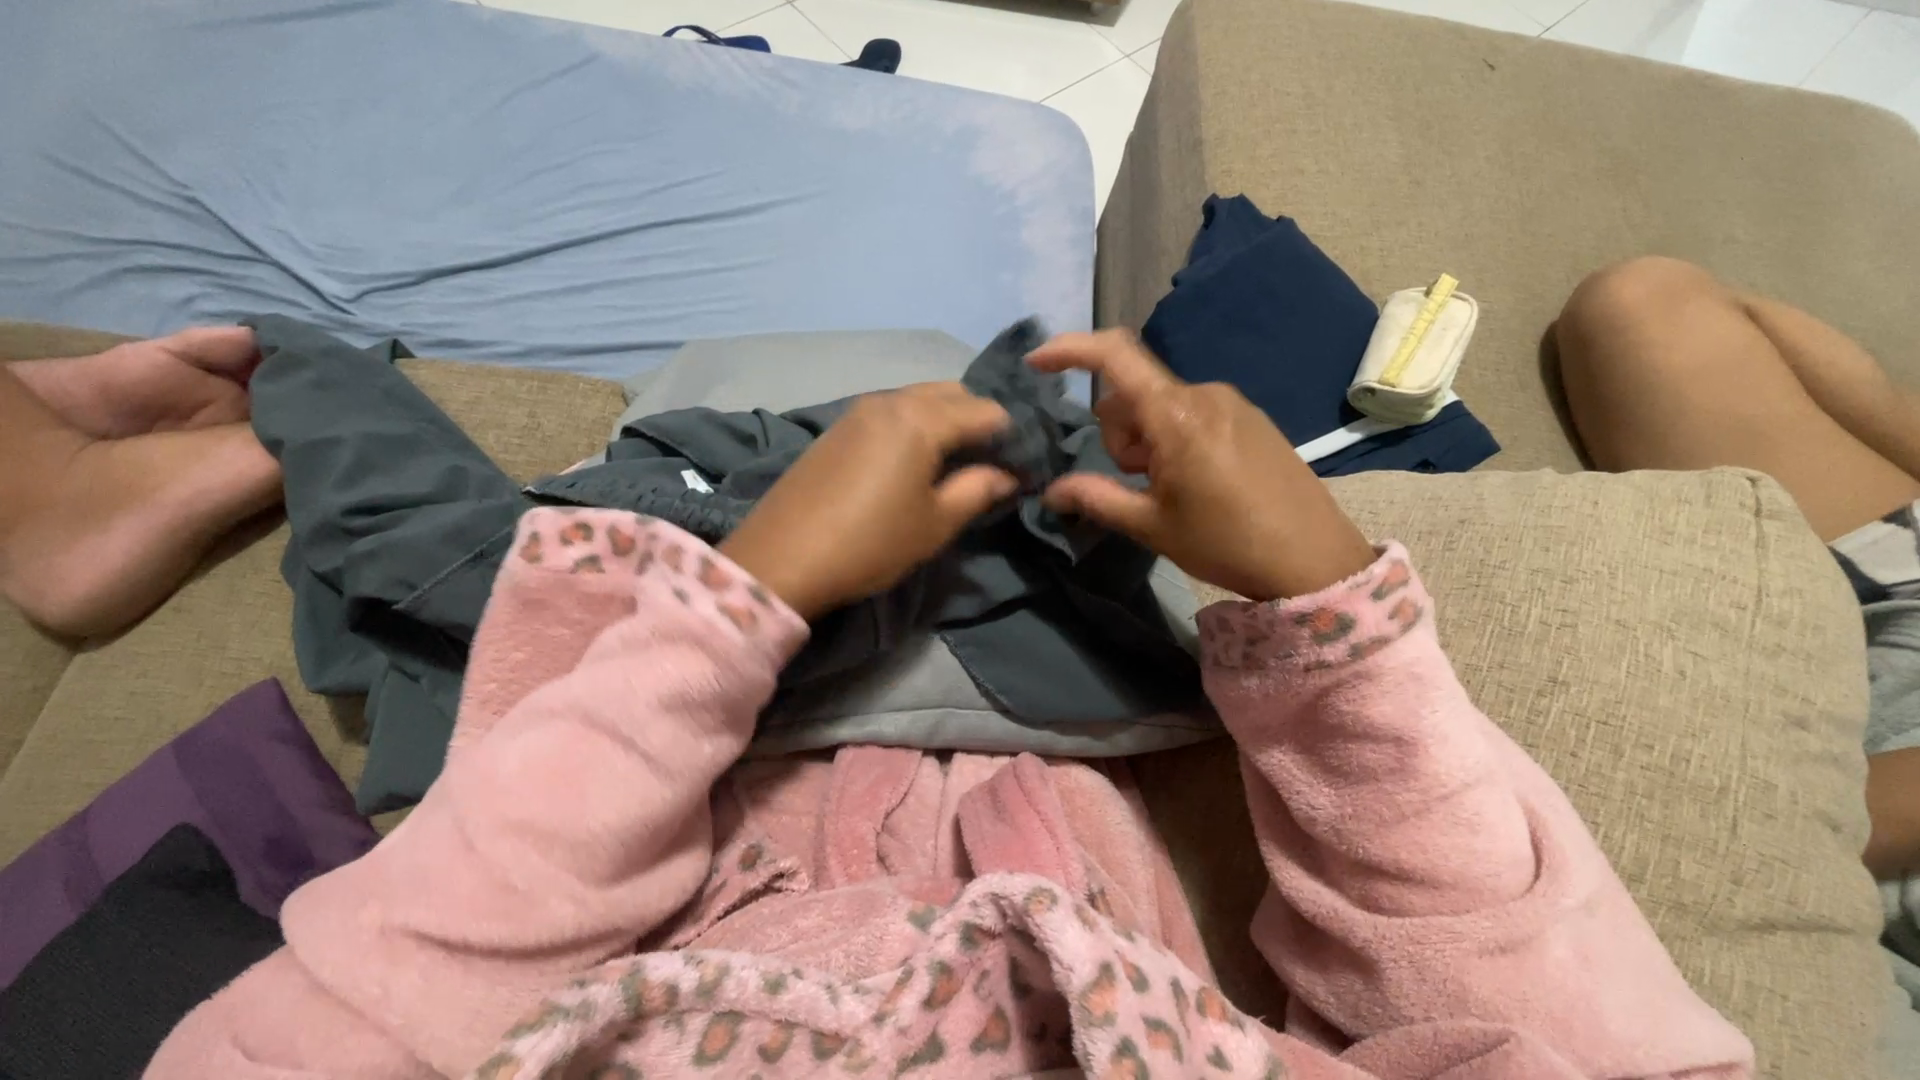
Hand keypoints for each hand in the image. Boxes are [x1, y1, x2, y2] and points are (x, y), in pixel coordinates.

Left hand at [718, 382, 1017, 620]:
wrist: (782, 559)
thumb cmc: (870, 543)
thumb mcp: (935, 523)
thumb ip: (979, 488)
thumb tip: (1009, 473)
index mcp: (921, 418)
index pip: (988, 411)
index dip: (1014, 438)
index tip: (1023, 469)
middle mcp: (891, 400)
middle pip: (953, 394)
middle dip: (980, 422)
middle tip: (991, 463)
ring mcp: (858, 410)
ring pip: (920, 399)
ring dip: (946, 422)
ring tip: (956, 464)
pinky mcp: (837, 428)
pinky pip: (891, 413)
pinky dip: (915, 427)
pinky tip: (915, 462)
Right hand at [1026, 330, 1375, 600]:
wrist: (1313, 559)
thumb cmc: (1226, 542)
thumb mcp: (1151, 526)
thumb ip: (1095, 498)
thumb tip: (1051, 491)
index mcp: (1176, 414)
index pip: (1114, 356)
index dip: (1069, 350)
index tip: (1036, 364)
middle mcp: (1204, 394)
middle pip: (1133, 393)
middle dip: (1119, 433)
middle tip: (1136, 483)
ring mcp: (1232, 403)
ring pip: (1161, 405)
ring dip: (1147, 439)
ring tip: (1170, 490)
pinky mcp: (1251, 418)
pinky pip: (1192, 413)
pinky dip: (1175, 438)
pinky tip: (1198, 482)